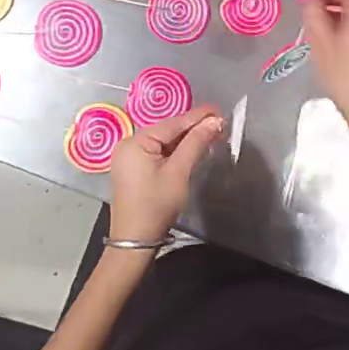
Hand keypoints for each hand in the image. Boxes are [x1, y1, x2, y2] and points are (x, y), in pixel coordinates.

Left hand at [108, 105, 222, 241]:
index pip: (172, 123)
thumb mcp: (179, 172)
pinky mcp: (134, 170)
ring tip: (211, 134)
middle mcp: (129, 145)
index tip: (218, 110)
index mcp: (136, 142)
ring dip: (186, 140)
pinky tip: (192, 150)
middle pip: (167, 131)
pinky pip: (157, 153)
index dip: (197, 116)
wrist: (135, 239)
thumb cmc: (156, 204)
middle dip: (193, 128)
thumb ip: (196, 143)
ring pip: (163, 143)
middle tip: (219, 123)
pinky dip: (175, 152)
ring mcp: (129, 158)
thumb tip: (215, 121)